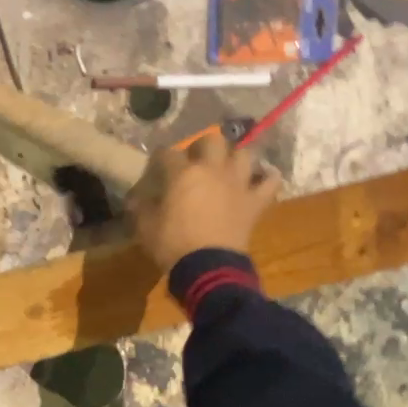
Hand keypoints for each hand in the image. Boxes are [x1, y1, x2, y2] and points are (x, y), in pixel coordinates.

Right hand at [130, 133, 282, 272]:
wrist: (207, 266)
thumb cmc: (172, 244)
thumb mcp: (145, 227)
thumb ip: (142, 208)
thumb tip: (137, 198)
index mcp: (183, 174)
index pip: (168, 154)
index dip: (160, 157)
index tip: (155, 165)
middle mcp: (214, 170)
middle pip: (213, 140)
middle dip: (201, 145)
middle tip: (194, 159)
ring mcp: (239, 183)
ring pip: (244, 153)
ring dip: (233, 157)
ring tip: (225, 167)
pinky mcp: (255, 200)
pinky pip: (270, 180)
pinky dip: (266, 177)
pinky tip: (258, 179)